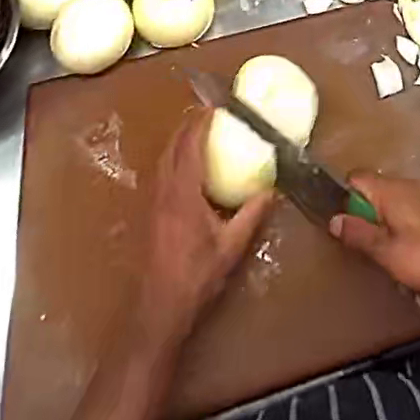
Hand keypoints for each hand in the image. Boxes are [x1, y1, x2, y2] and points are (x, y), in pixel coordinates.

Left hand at [134, 109, 274, 339]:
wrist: (157, 312)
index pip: (190, 147)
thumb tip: (271, 191)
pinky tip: (183, 168)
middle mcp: (163, 192)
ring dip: (177, 141)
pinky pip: (159, 174)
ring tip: (194, 132)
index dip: (200, 123)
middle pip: (171, 148)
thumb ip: (252, 215)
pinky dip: (171, 159)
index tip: (213, 107)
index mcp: (183, 193)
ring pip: (162, 160)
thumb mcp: (231, 247)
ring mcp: (151, 204)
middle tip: (205, 113)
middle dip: (186, 126)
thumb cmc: (195, 278)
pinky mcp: (148, 216)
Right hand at [329, 173, 419, 303]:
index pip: (356, 177)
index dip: (344, 196)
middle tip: (368, 249)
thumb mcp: (385, 252)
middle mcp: (405, 187)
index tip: (342, 221)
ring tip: (392, 265)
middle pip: (372, 196)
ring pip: (389, 213)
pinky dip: (403, 241)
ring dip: (386, 237)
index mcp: (390, 190)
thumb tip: (335, 219)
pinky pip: (406, 223)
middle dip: (366, 223)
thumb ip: (358, 234)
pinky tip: (410, 268)